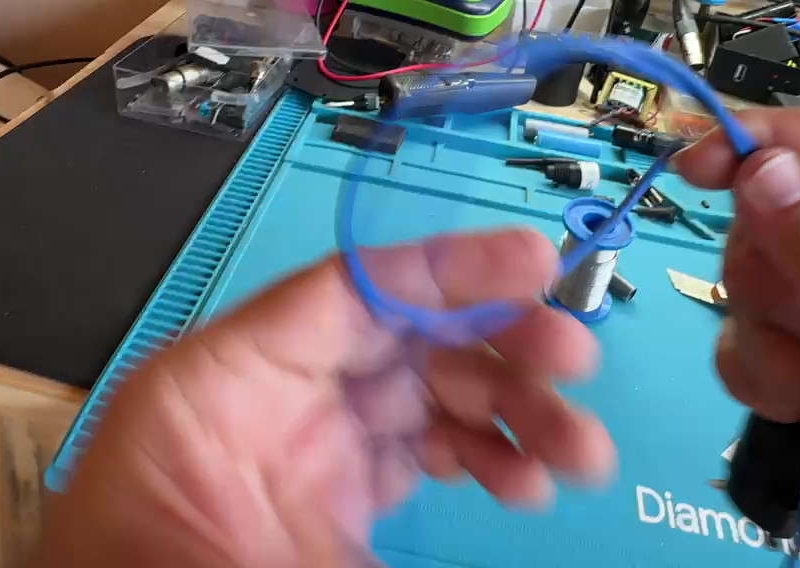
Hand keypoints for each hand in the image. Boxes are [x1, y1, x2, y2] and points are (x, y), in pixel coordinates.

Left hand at [32, 229, 613, 567]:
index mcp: (221, 379)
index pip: (350, 288)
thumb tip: (511, 475)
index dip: (447, 268)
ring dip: (506, 407)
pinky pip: (415, 446)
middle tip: (574, 357)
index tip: (532, 261)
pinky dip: (476, 453)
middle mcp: (268, 390)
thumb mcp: (269, 550)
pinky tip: (525, 480)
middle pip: (400, 333)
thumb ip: (371, 491)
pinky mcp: (327, 491)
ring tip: (578, 446)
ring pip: (421, 391)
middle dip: (497, 338)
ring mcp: (302, 441)